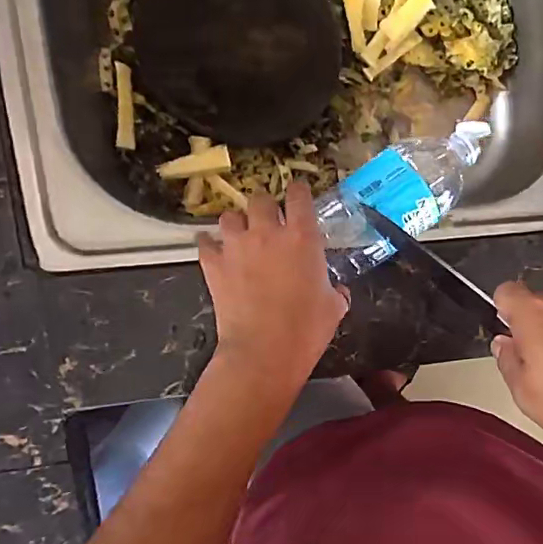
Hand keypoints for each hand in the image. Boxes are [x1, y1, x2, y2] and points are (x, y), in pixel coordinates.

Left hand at [198, 182, 349, 383]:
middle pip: (260, 198)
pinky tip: (215, 252)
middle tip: (269, 221)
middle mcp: (267, 232)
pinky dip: (210, 244)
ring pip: (229, 216)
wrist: (265, 351)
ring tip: (241, 236)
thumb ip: (335, 291)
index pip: (299, 195)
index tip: (299, 196)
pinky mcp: (213, 264)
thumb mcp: (333, 308)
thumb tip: (337, 291)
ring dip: (237, 223)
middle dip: (265, 207)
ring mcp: (236, 246)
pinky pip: (205, 242)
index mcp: (302, 237)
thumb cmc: (307, 329)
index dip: (298, 192)